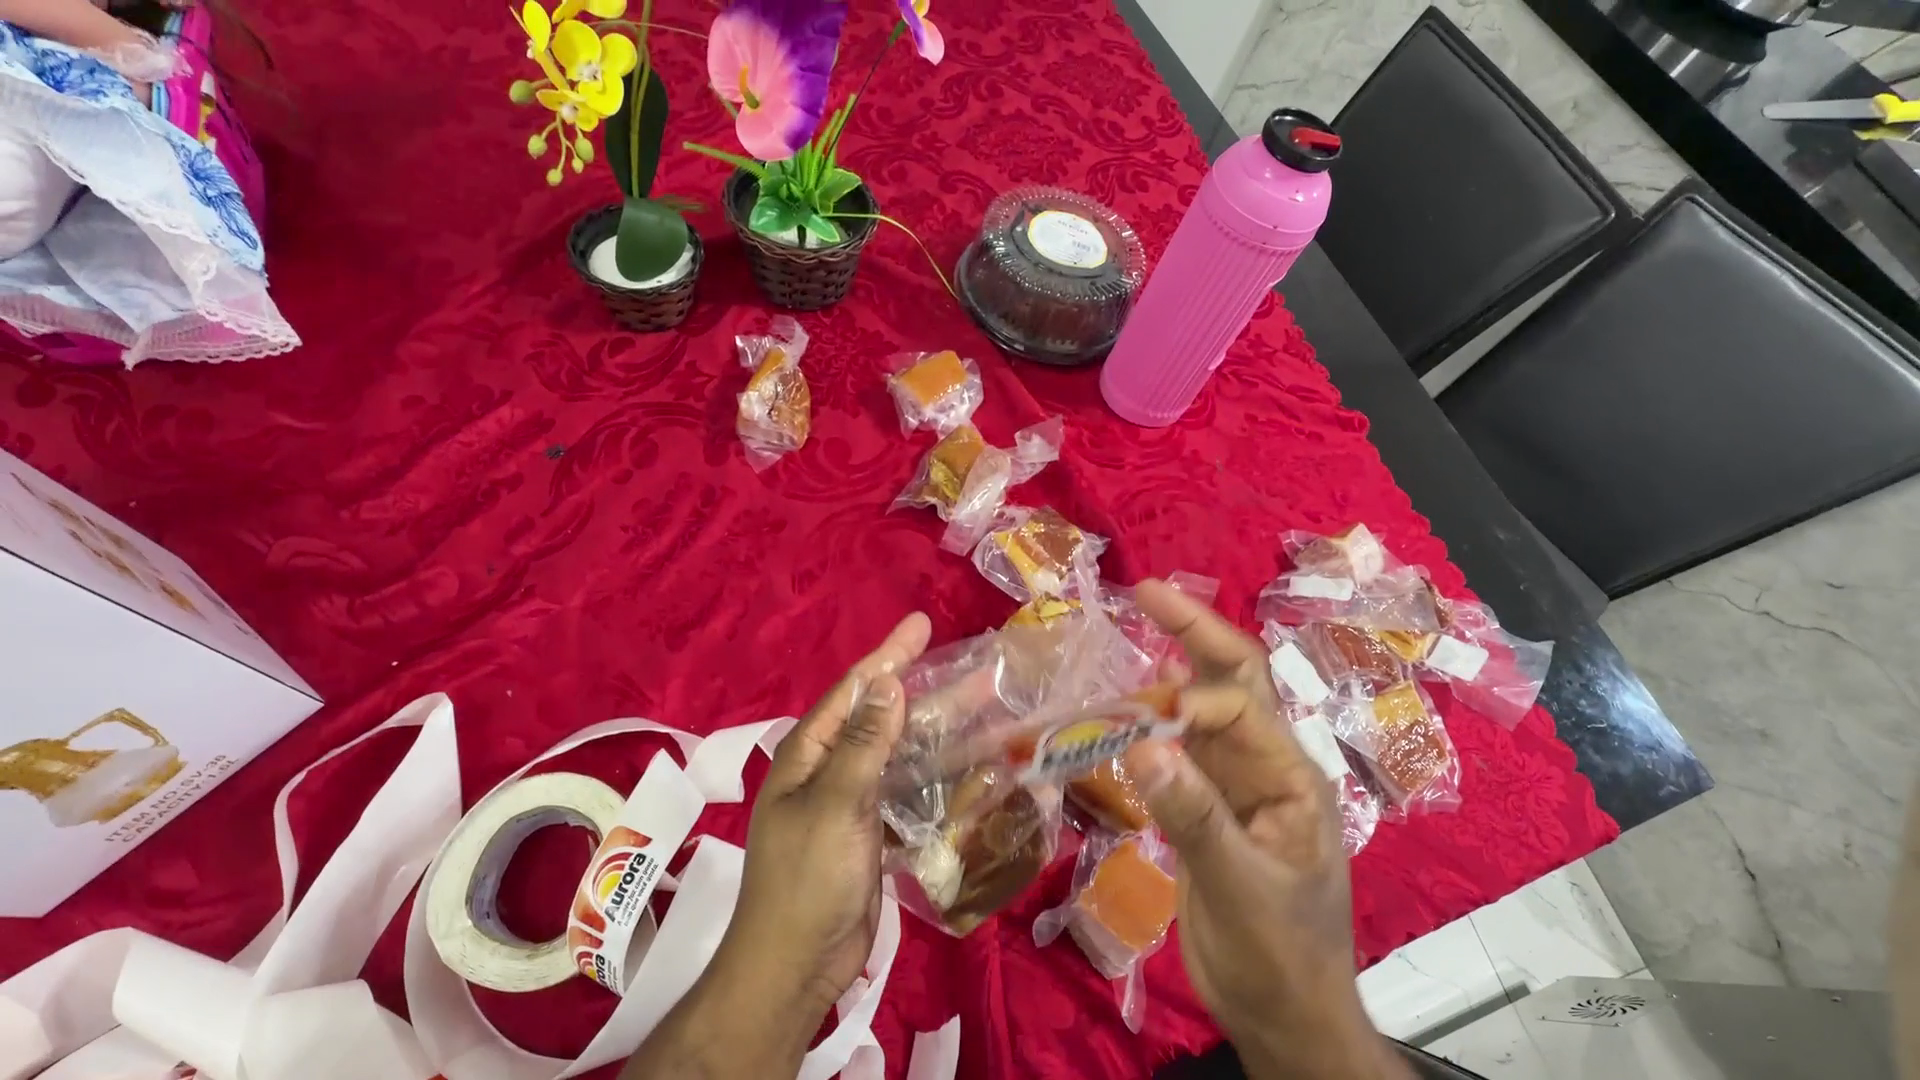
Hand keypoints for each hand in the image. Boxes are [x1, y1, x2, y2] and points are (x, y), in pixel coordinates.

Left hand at [623, 613, 931, 1078]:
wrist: (796, 966)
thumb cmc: (808, 879)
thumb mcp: (834, 804)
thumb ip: (863, 744)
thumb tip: (886, 682)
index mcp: (807, 755)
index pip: (853, 691)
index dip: (889, 655)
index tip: (923, 624)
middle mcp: (827, 772)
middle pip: (880, 719)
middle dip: (921, 692)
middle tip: (970, 669)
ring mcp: (850, 806)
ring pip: (898, 756)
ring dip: (934, 734)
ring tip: (979, 712)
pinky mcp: (870, 837)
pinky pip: (906, 795)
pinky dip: (934, 781)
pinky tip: (968, 773)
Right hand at [1120, 581, 1408, 1079]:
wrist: (1284, 1016)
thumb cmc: (1280, 956)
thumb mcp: (1240, 889)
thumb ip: (1193, 815)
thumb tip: (1139, 743)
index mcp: (1290, 776)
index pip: (1236, 708)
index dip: (1184, 705)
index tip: (1130, 725)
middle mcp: (1263, 766)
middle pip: (1231, 682)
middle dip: (1193, 633)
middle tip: (1146, 592)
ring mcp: (1232, 785)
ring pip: (1195, 715)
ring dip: (1158, 683)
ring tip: (1117, 649)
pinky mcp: (1204, 808)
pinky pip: (1173, 755)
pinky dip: (1142, 731)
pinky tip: (1114, 717)